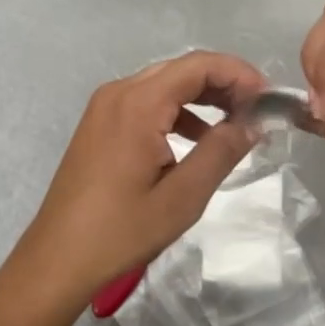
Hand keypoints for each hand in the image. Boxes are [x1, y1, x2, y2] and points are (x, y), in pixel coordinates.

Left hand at [12, 50, 266, 303]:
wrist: (56, 260)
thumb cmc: (120, 231)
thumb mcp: (182, 197)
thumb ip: (221, 152)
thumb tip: (252, 123)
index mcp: (139, 102)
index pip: (198, 65)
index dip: (237, 73)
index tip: (268, 97)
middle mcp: (119, 92)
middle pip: (181, 69)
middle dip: (223, 83)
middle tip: (258, 109)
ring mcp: (105, 106)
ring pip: (164, 83)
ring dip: (202, 96)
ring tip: (236, 122)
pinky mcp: (99, 123)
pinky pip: (146, 101)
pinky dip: (177, 111)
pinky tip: (198, 139)